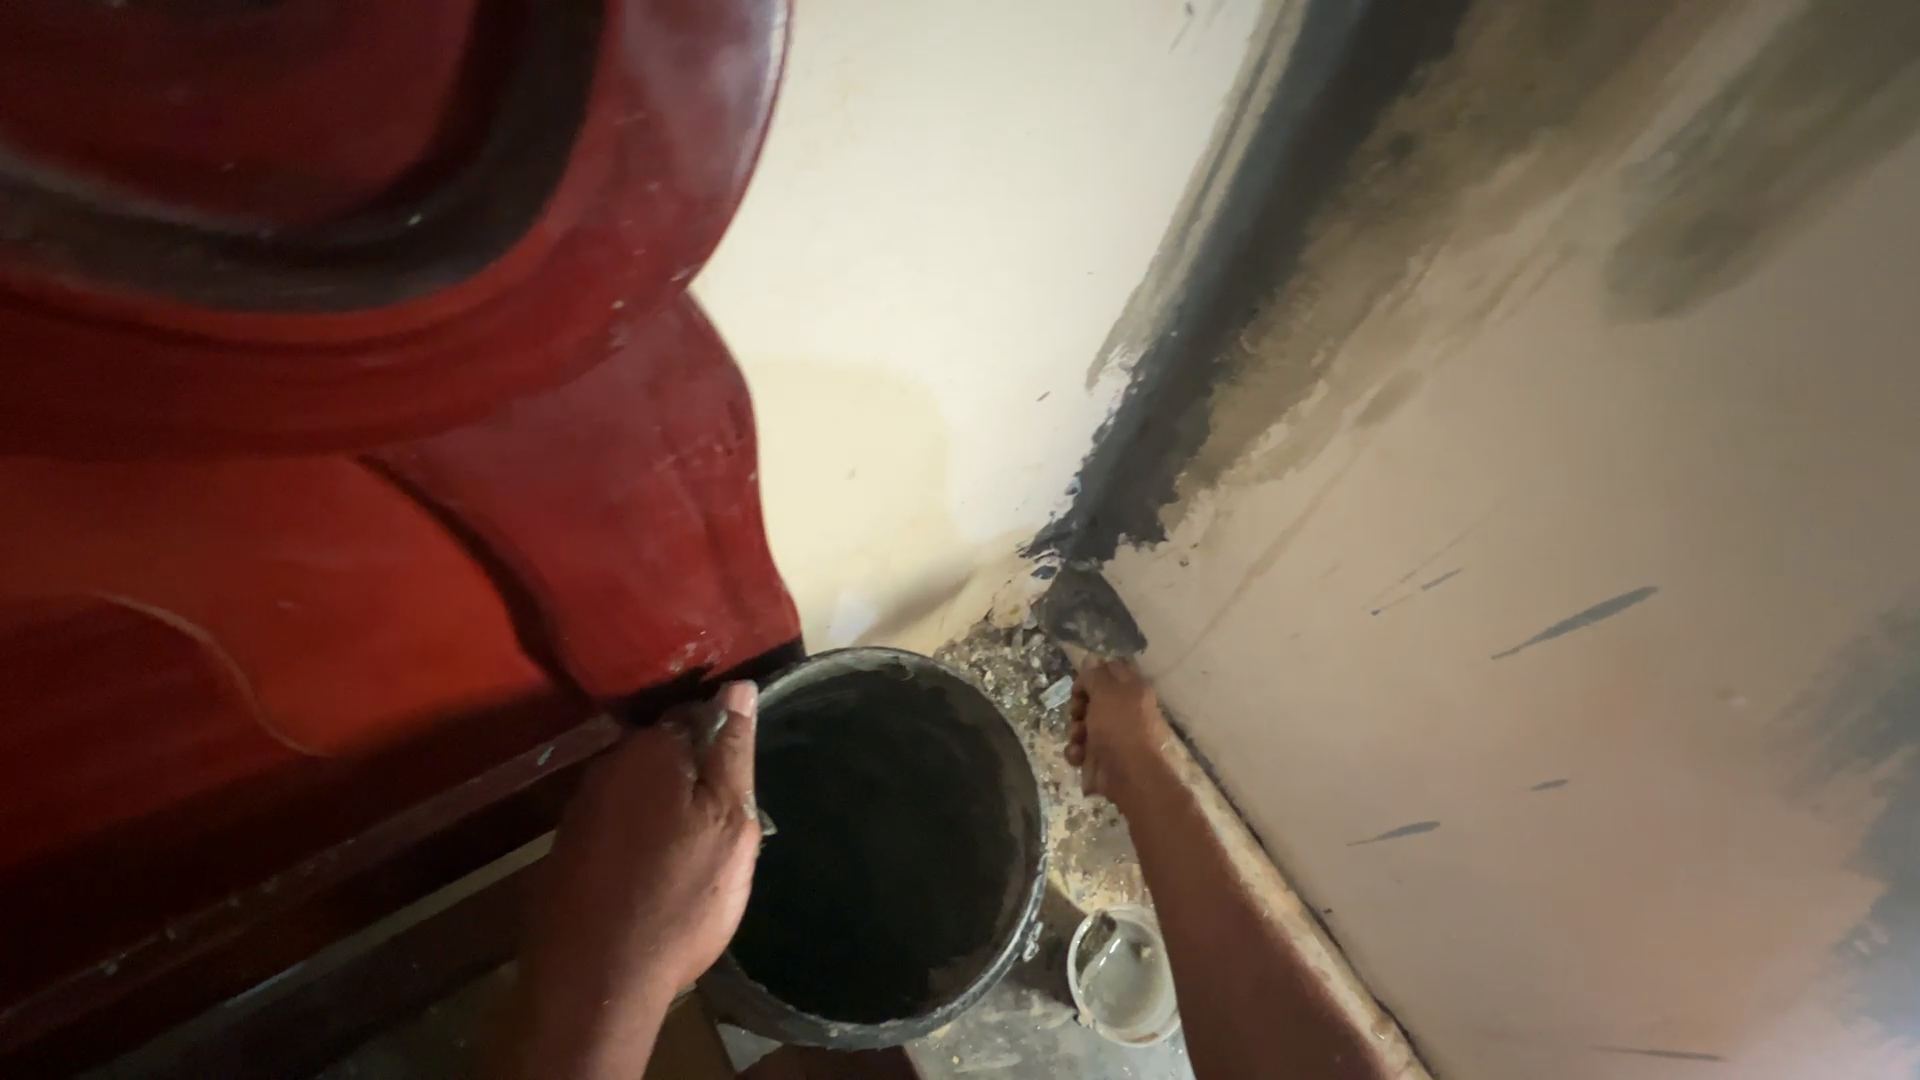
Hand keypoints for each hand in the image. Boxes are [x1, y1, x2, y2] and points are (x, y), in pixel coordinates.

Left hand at [502, 682, 761, 1078]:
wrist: (593, 986)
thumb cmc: (680, 895)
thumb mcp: (730, 820)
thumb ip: (733, 749)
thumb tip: (738, 687)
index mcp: (651, 749)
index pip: (699, 714)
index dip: (726, 743)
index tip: (740, 782)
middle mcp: (607, 768)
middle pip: (666, 753)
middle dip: (695, 776)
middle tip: (723, 824)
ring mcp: (580, 811)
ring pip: (640, 791)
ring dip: (665, 809)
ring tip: (690, 854)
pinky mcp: (565, 851)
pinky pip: (616, 825)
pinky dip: (637, 838)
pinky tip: (652, 875)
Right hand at [1065, 659, 1173, 805]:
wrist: (1130, 776)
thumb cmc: (1119, 728)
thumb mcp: (1105, 692)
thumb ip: (1094, 675)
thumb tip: (1091, 661)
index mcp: (1133, 689)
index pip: (1109, 670)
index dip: (1091, 675)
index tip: (1080, 686)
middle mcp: (1126, 710)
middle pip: (1093, 698)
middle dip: (1079, 706)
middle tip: (1077, 713)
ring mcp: (1116, 734)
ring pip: (1085, 724)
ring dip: (1075, 731)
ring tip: (1079, 739)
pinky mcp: (1105, 756)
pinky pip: (1083, 748)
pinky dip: (1078, 752)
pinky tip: (1079, 756)